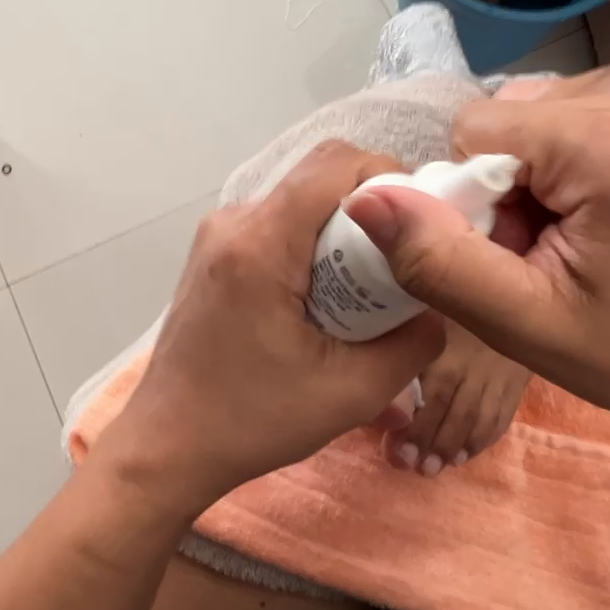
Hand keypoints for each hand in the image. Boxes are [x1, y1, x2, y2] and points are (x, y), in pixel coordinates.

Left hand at [96, 142, 445, 512]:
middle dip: (371, 210)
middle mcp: (232, 223)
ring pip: (300, 202)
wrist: (169, 445)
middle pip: (319, 178)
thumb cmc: (252, 422)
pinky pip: (278, 225)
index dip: (389, 178)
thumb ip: (414, 342)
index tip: (419, 227)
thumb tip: (440, 303)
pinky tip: (324, 301)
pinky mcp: (214, 253)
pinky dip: (312, 247)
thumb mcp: (351, 392)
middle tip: (399, 266)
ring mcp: (217, 235)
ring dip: (341, 232)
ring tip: (365, 292)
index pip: (336, 164)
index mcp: (260, 244)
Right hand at [342, 83, 609, 433]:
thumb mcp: (522, 322)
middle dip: (502, 189)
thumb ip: (436, 258)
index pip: (476, 128)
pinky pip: (572, 122)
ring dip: (528, 181)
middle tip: (544, 258)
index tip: (514, 256)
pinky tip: (592, 223)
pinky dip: (561, 170)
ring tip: (569, 244)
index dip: (471, 198)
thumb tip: (364, 195)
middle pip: (507, 119)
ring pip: (534, 119)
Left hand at [384, 319, 532, 476]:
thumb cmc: (450, 308)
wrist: (508, 298)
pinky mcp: (516, 384)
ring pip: (479, 421)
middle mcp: (472, 371)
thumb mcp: (426, 320)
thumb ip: (407, 347)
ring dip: (459, 448)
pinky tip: (467, 454)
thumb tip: (379, 383)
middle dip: (436, 446)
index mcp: (446, 355)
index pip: (432, 399)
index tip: (399, 452)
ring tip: (441, 467)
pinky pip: (501, 418)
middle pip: (455, 416)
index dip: (417, 429)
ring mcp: (498, 379)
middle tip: (420, 469)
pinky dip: (484, 440)